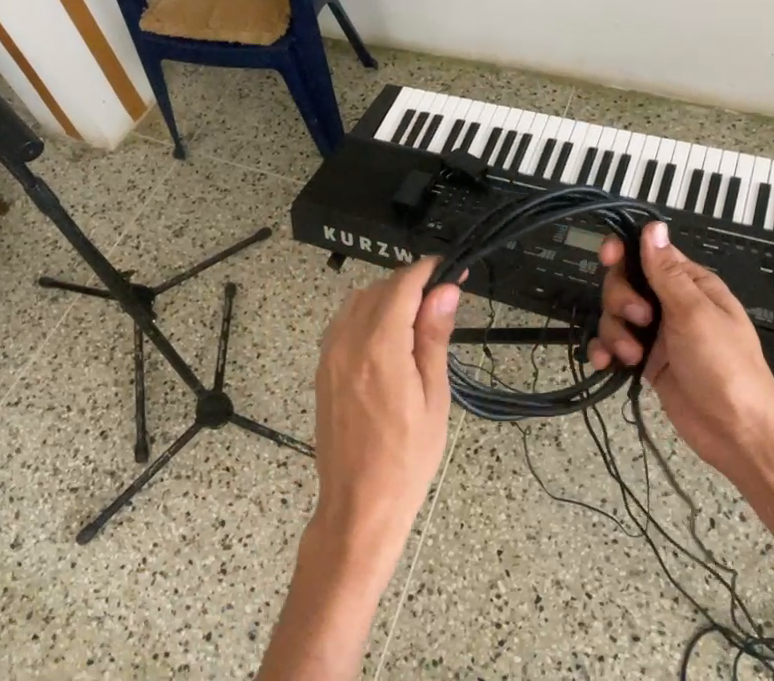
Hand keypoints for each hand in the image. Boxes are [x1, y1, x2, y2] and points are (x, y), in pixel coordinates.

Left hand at [312, 256, 457, 540]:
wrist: (359, 503)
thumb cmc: (406, 458)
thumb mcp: (434, 397)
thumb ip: (434, 337)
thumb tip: (445, 291)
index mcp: (379, 348)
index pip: (402, 285)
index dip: (428, 271)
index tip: (450, 270)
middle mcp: (347, 343)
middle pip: (378, 289)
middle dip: (410, 285)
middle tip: (442, 302)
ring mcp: (329, 356)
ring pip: (357, 302)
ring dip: (387, 299)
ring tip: (418, 322)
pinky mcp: (322, 370)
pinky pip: (343, 324)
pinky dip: (366, 317)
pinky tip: (388, 339)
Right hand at [586, 221, 773, 469]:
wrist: (737, 432)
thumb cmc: (725, 367)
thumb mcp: (695, 314)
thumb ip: (667, 272)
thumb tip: (653, 227)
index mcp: (692, 285)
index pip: (650, 254)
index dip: (625, 253)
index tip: (608, 258)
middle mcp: (673, 305)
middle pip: (626, 284)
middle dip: (621, 300)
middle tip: (639, 321)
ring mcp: (659, 335)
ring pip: (616, 316)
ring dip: (616, 332)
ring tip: (632, 356)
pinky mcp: (647, 362)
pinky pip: (616, 346)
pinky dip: (606, 351)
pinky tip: (605, 363)